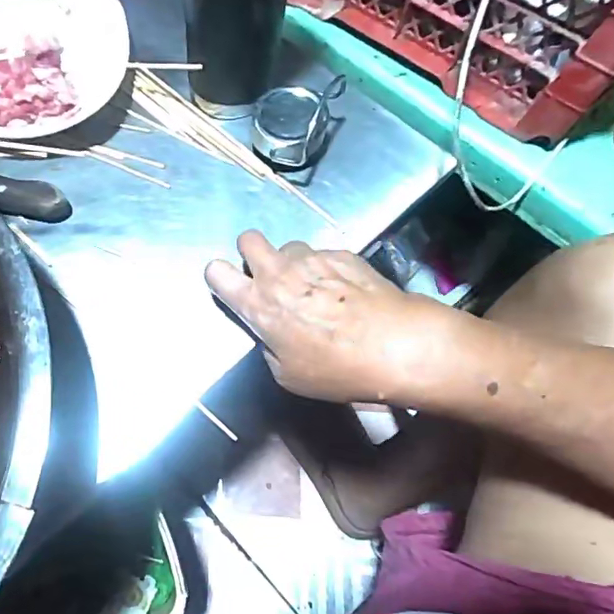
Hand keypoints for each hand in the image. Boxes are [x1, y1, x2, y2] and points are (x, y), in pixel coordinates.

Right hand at [205, 231, 453, 403]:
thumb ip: (270, 344)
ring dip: (294, 263)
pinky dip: (328, 269)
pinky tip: (347, 292)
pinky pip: (324, 255)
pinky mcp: (343, 253)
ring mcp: (312, 258)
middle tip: (270, 277)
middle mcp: (280, 273)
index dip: (221, 277)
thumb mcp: (288, 375)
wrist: (396, 344)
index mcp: (258, 304)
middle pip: (248, 239)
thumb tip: (272, 331)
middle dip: (253, 253)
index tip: (233, 287)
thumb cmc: (337, 368)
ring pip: (290, 247)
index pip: (217, 272)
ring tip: (315, 288)